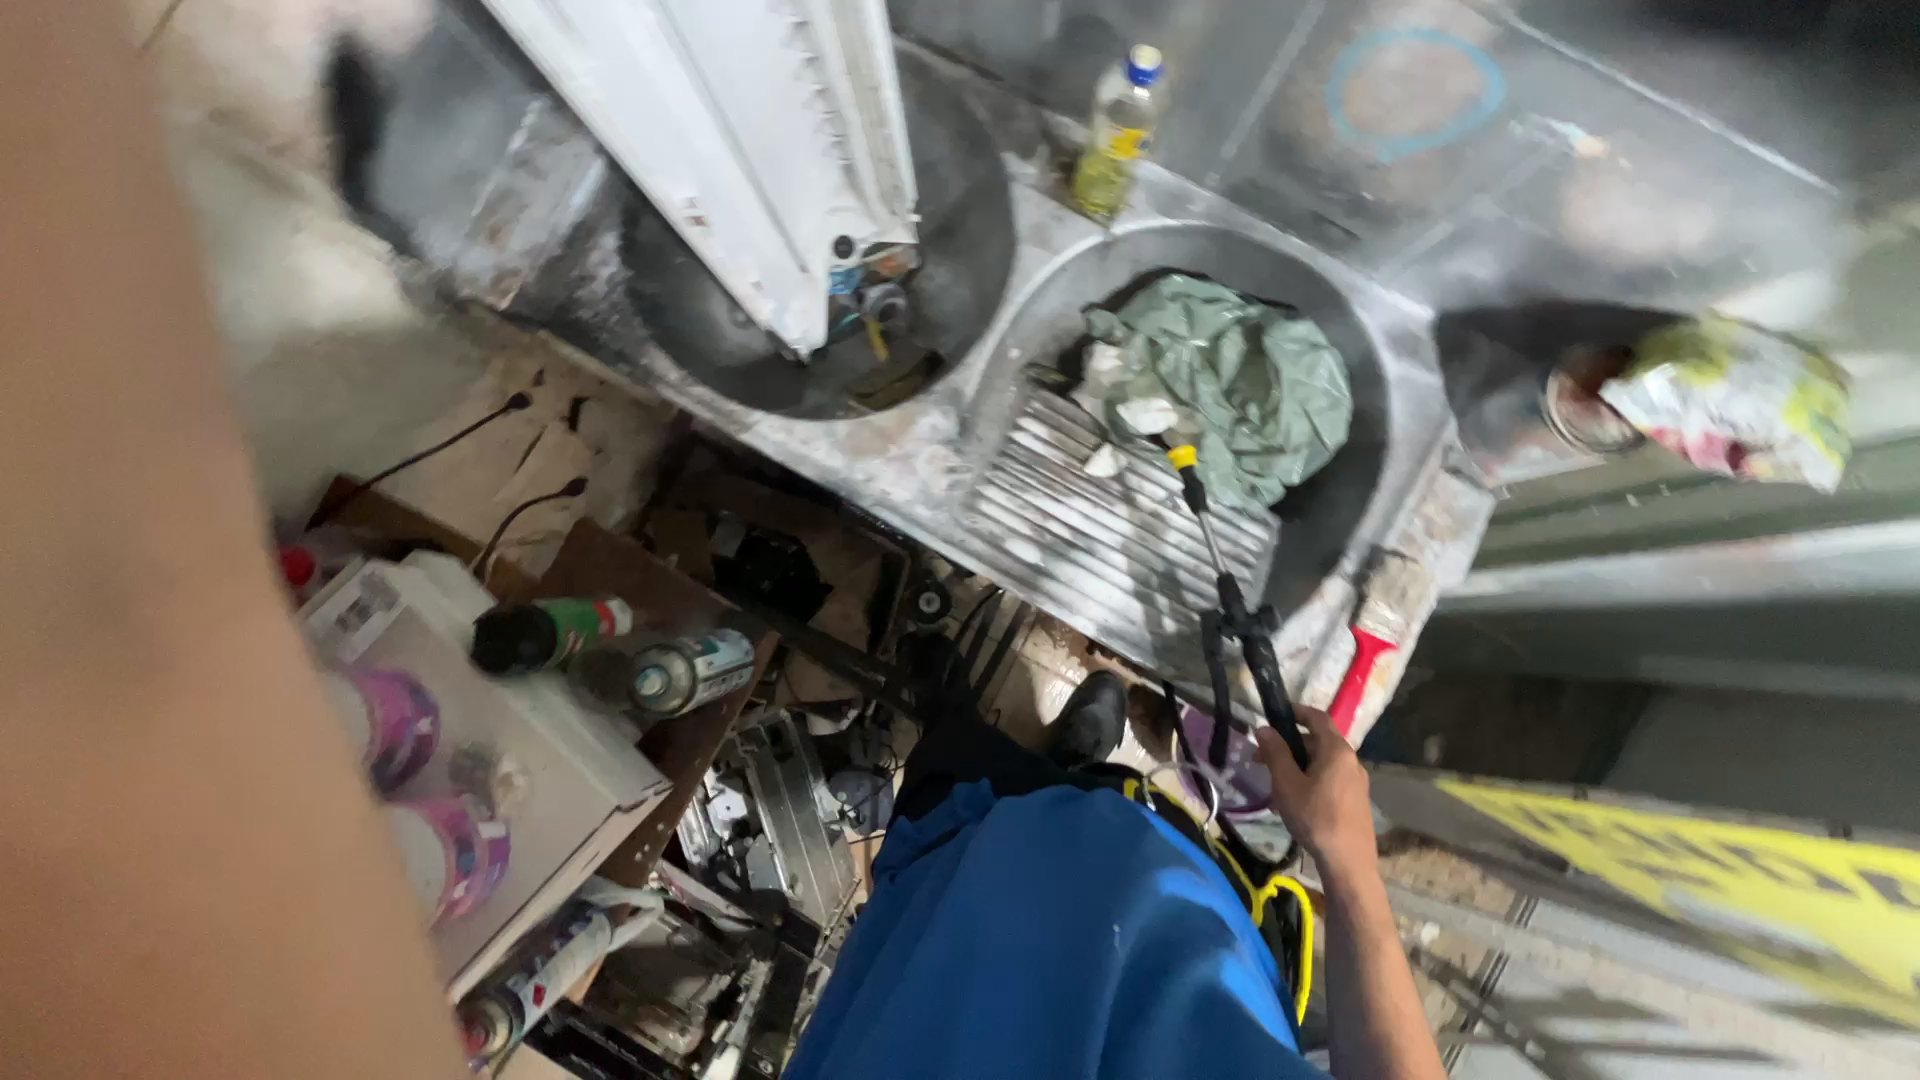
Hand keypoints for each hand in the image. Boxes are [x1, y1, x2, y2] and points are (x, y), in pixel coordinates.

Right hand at [1255, 706, 1376, 878]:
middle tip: (1262, 758)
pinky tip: (1292, 801)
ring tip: (1274, 783)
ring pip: (1322, 762)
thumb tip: (1264, 728)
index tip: (1275, 714)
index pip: (1317, 718)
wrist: (1348, 862)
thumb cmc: (1315, 817)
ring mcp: (1356, 781)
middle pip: (1318, 741)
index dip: (1296, 711)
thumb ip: (1275, 752)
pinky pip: (1329, 778)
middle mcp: (1351, 760)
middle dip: (1289, 744)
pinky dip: (1309, 778)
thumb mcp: (1286, 783)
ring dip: (1297, 764)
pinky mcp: (1356, 799)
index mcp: (1336, 751)